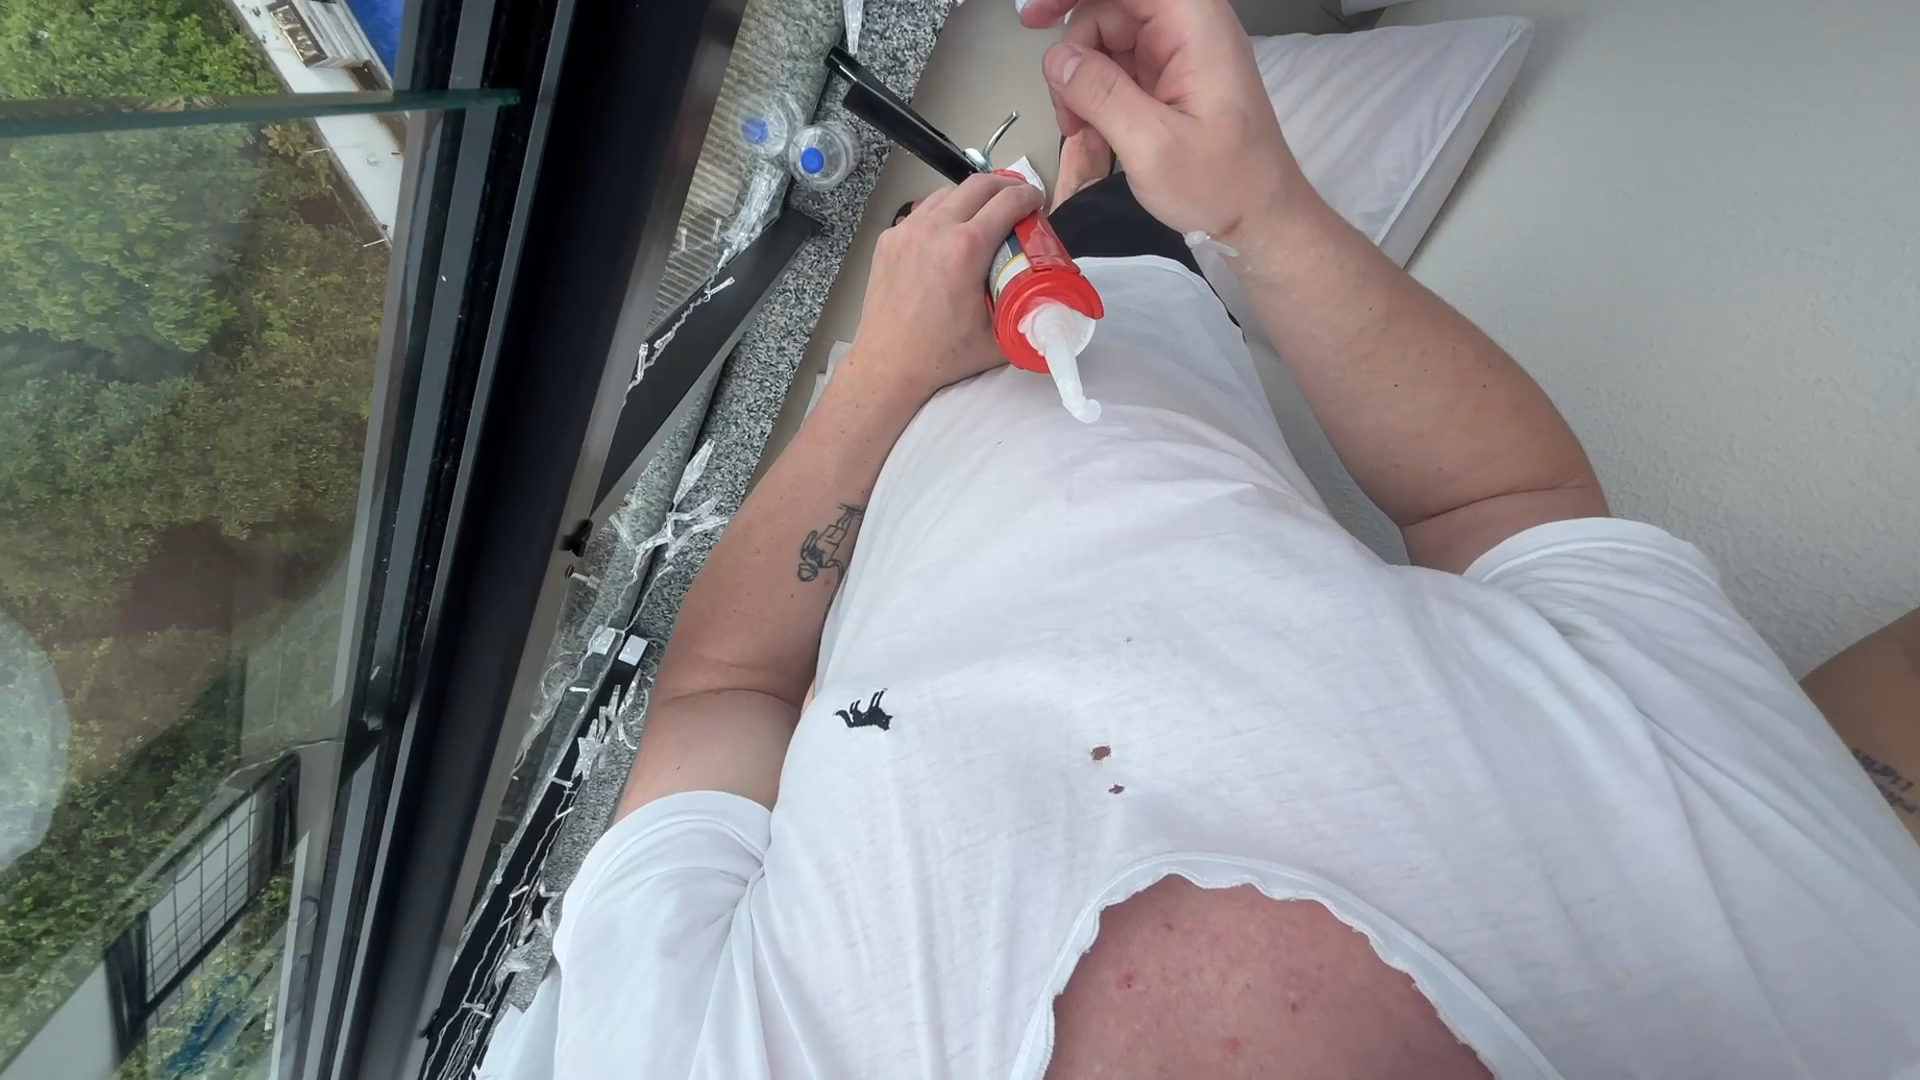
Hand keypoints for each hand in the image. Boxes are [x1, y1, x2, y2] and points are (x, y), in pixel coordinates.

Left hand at [840, 172, 1043, 402]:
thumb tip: (1050, 302)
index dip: (1029, 196)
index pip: (1007, 202)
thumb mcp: (997, 339)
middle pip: (978, 185)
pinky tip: (950, 232)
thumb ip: (1026, 316)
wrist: (889, 365)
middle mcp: (934, 231)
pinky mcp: (890, 240)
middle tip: (1018, 199)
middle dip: (1005, 186)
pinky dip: (942, 213)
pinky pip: (921, 212)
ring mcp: (907, 231)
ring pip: (947, 193)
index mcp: (965, 250)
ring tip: (985, 212)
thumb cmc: (938, 356)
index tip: (1036, 201)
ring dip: (972, 196)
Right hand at [1020, 0, 1319, 249]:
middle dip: (1075, 58)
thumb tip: (1057, 60)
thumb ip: (1102, 96)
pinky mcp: (1168, 81)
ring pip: (1105, 45)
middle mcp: (1186, 28)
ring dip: (1082, 87)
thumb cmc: (1221, 185)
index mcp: (1194, 23)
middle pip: (1107, 12)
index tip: (1033, 17)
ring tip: (1083, 133)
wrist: (1256, 216)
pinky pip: (1117, 74)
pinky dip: (1097, 103)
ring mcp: (1176, 55)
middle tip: (1066, 113)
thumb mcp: (1153, 145)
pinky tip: (1098, 136)